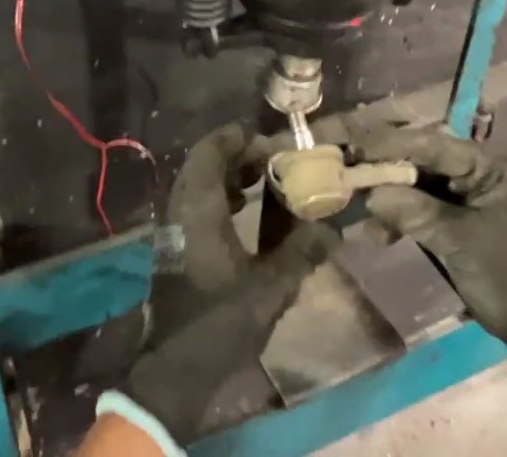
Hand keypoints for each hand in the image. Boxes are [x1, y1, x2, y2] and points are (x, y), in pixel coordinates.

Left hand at [119, 123, 339, 443]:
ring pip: (198, 183)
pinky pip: (196, 203)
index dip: (238, 138)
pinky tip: (245, 209)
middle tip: (274, 157)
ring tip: (265, 178)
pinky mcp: (174, 245)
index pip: (211, 151)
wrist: (176, 367)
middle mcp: (180, 208)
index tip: (271, 139)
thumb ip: (301, 253)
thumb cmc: (221, 321)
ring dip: (228, 174)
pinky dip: (219, 195)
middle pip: (204, 163)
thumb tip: (333, 229)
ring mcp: (173, 227)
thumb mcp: (270, 288)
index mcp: (198, 208)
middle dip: (237, 154)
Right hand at [356, 128, 506, 411]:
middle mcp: (479, 176)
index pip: (431, 145)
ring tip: (360, 212)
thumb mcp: (458, 242)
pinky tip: (379, 234)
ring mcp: (471, 201)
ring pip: (419, 186)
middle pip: (422, 161)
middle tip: (346, 169)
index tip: (352, 147)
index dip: (388, 144)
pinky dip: (402, 218)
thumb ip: (413, 210)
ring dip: (389, 197)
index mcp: (489, 169)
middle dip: (383, 168)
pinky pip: (425, 210)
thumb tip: (369, 192)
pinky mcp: (463, 225)